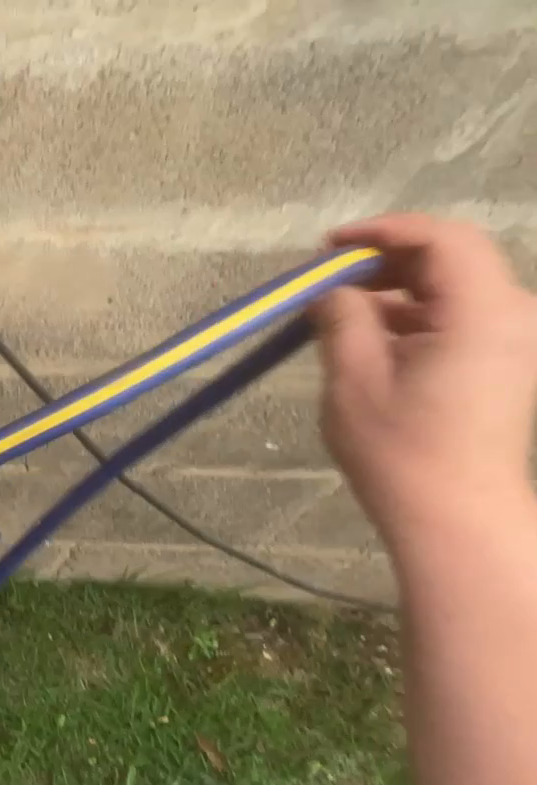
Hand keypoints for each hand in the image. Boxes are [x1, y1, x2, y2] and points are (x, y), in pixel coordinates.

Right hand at [312, 215, 536, 547]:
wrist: (452, 505)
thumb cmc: (398, 446)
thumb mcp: (354, 379)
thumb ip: (343, 321)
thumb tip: (330, 290)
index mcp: (484, 312)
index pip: (444, 240)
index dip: (385, 230)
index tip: (328, 245)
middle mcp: (512, 313)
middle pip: (451, 259)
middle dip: (382, 260)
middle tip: (319, 281)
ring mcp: (511, 336)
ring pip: (449, 288)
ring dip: (390, 289)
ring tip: (331, 311)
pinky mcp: (499, 358)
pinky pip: (452, 315)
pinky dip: (406, 314)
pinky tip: (362, 335)